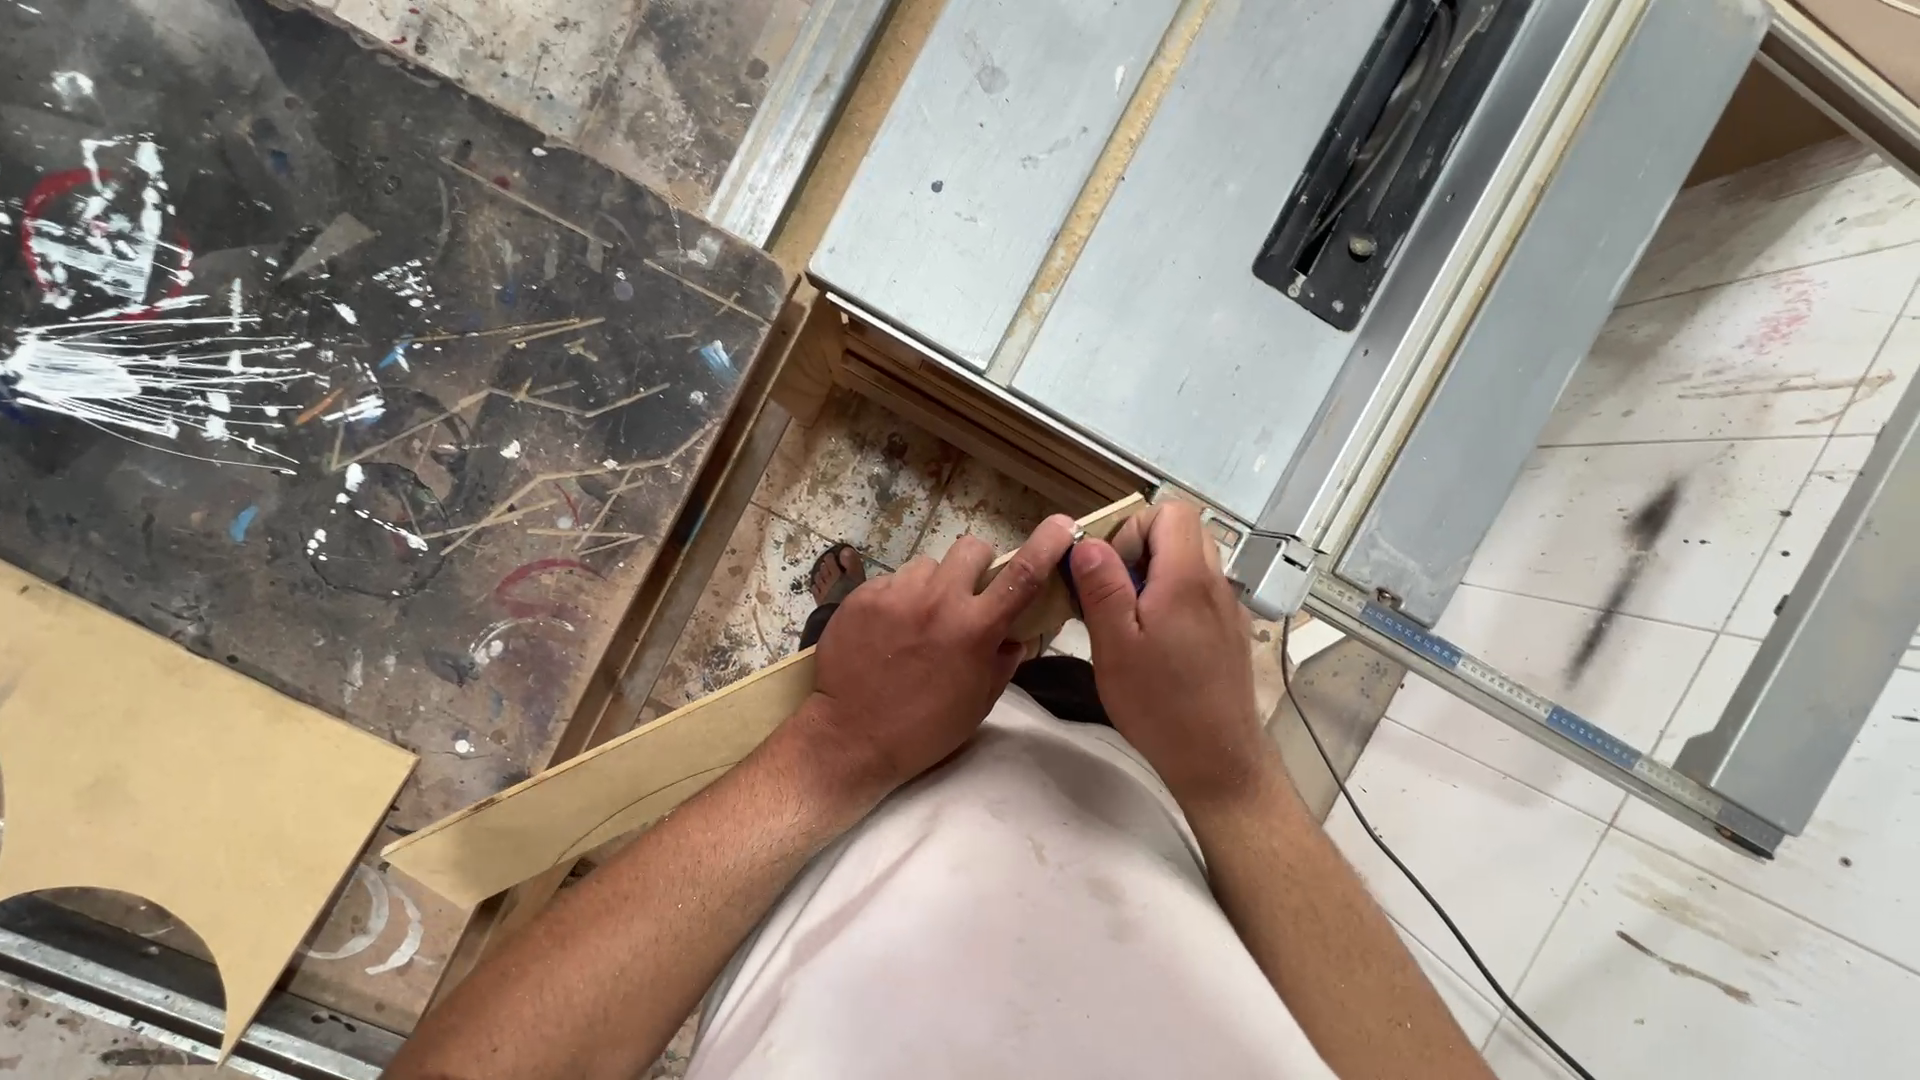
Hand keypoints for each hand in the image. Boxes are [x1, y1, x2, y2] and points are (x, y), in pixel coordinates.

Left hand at [797, 514, 1078, 801]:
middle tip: (968, 592)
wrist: (850, 738)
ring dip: (933, 584)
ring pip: (927, 565)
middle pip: (971, 548)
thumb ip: (1003, 660)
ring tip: (920, 618)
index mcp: (974, 629)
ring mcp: (896, 594)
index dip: (1047, 544)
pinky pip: (893, 581)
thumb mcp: (979, 702)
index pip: (1022, 574)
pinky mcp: (863, 596)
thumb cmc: (923, 729)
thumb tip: (1016, 634)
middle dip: (977, 565)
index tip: (1061, 525)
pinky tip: (889, 630)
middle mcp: (938, 601)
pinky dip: (899, 598)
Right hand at [1070, 502, 1275, 809]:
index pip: (1171, 512)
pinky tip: (1155, 645)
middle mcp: (1215, 584)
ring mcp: (1228, 609)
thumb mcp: (1114, 645)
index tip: (1111, 570)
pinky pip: (1201, 594)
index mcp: (1187, 578)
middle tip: (1116, 592)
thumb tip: (1087, 542)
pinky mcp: (1230, 634)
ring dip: (1157, 575)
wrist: (1217, 760)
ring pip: (1192, 563)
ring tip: (1131, 620)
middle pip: (1184, 532)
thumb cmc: (1159, 704)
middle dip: (1143, 549)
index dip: (1133, 529)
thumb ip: (1102, 587)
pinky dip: (1174, 600)